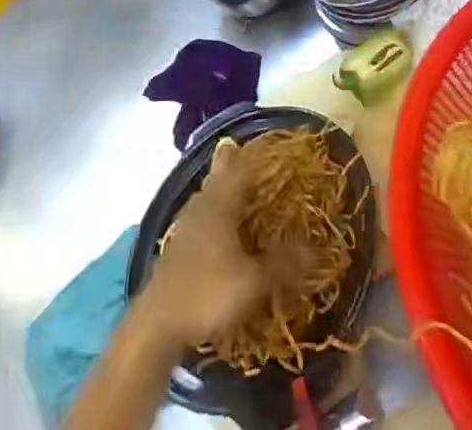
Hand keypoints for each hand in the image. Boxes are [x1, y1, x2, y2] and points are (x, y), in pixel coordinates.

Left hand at [136, 140, 270, 346]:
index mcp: (220, 206)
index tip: (265, 141)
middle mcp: (201, 209)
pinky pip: (201, 219)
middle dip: (230, 163)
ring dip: (219, 188)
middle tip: (240, 149)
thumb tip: (317, 249)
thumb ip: (284, 263)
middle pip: (218, 178)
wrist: (154, 329)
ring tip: (231, 183)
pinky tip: (218, 227)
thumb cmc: (206, 294)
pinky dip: (213, 213)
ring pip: (206, 198)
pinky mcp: (177, 251)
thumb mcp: (254, 281)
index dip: (254, 154)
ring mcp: (185, 230)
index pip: (240, 169)